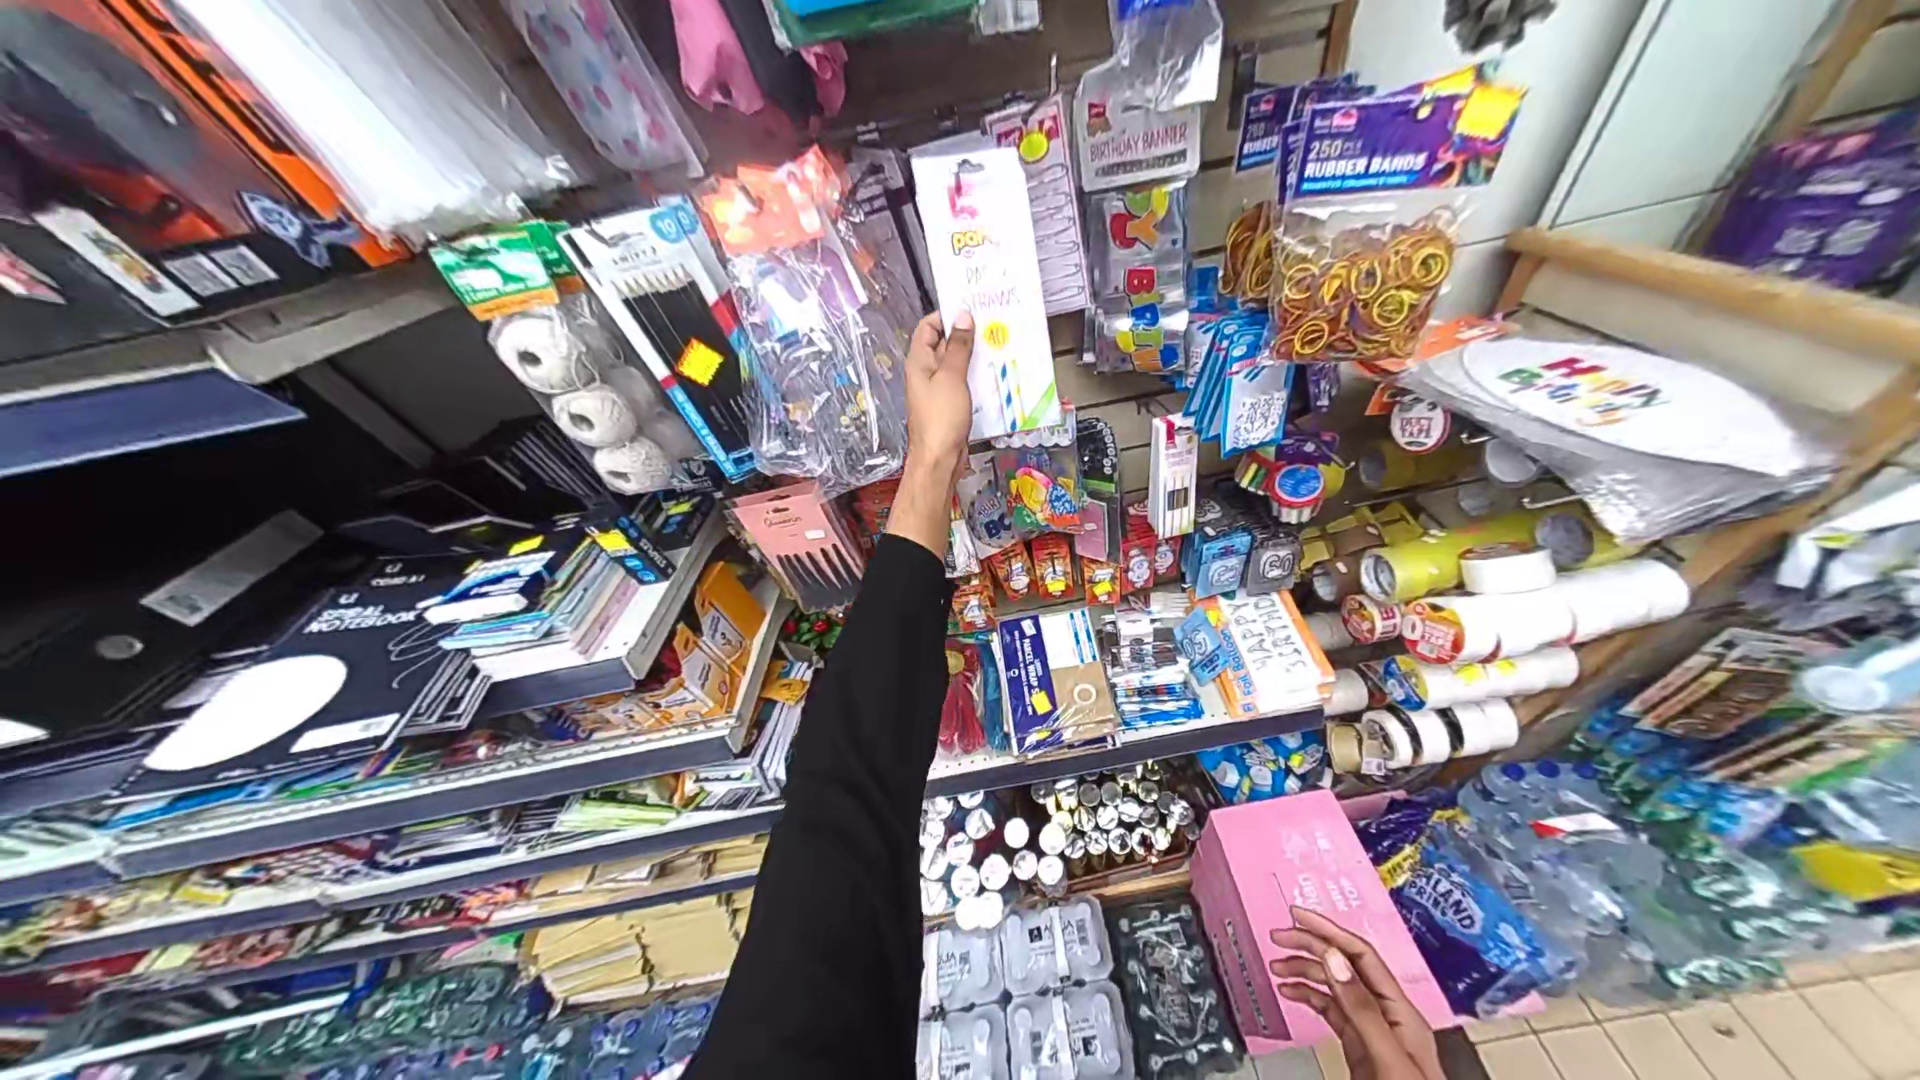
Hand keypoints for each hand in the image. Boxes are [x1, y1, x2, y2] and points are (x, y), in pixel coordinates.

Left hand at [886, 312, 973, 556]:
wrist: (939, 459)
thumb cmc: (940, 418)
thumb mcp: (952, 377)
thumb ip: (959, 347)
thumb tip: (963, 317)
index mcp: (919, 361)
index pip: (928, 327)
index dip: (946, 315)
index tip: (971, 309)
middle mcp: (926, 373)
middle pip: (945, 344)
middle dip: (966, 335)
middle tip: (992, 325)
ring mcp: (938, 389)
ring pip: (957, 365)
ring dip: (975, 357)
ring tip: (999, 346)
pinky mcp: (950, 404)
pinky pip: (963, 383)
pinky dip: (977, 377)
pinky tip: (995, 373)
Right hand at [1270, 906, 1441, 1079]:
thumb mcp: (1390, 1062)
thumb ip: (1362, 1010)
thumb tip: (1334, 958)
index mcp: (1400, 1011)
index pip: (1361, 955)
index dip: (1329, 930)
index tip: (1297, 916)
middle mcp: (1385, 1014)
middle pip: (1344, 965)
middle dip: (1309, 946)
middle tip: (1277, 938)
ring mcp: (1371, 1030)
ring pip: (1333, 985)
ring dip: (1303, 970)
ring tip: (1277, 968)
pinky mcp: (1358, 1045)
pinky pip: (1329, 1009)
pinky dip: (1307, 995)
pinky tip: (1290, 992)